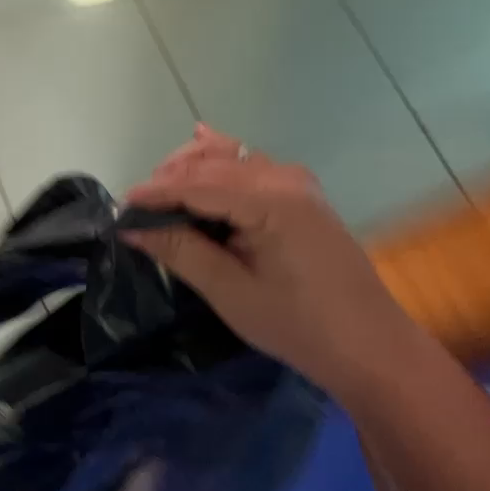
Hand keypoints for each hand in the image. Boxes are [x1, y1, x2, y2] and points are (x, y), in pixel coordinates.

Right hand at [121, 125, 436, 391]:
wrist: (370, 348)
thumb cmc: (296, 325)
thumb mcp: (229, 291)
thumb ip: (179, 251)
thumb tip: (131, 228)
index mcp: (271, 202)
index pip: (197, 185)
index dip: (154, 193)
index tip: (119, 208)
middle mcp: (286, 180)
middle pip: (213, 162)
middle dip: (170, 177)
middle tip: (136, 207)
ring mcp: (298, 185)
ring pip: (232, 157)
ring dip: (192, 167)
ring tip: (158, 190)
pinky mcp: (303, 197)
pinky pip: (251, 165)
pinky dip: (221, 160)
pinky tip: (200, 143)